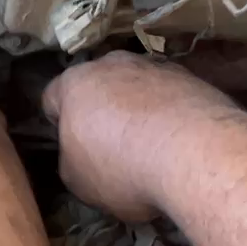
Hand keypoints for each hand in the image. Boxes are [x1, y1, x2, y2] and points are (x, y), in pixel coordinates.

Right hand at [42, 52, 241, 222]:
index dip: (58, 124)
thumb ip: (70, 162)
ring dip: (139, 109)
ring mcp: (151, 66)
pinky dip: (171, 113)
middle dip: (101, 111)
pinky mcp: (188, 76)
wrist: (195, 151)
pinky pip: (170, 94)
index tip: (72, 148)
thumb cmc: (123, 166)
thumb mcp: (80, 181)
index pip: (52, 98)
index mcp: (74, 83)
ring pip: (136, 86)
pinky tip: (182, 143)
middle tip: (113, 148)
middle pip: (97, 85)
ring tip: (154, 148)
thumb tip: (77, 155)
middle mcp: (109, 64)